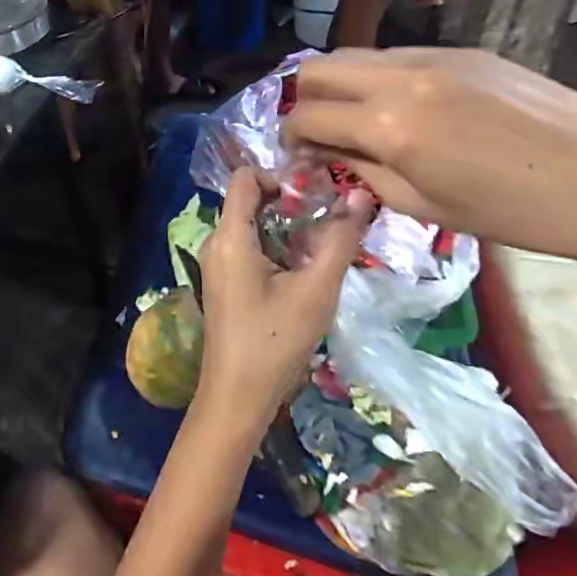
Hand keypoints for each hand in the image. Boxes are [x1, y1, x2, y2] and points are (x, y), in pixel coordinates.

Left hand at [194, 168, 373, 422]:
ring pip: (252, 227)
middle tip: (327, 221)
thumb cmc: (275, 342)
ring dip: (286, 229)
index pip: (245, 177)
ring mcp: (216, 264)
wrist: (236, 399)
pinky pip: (248, 248)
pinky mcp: (223, 283)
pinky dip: (275, 249)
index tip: (314, 195)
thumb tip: (361, 195)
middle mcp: (216, 243)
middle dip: (289, 205)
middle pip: (250, 202)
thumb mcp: (316, 290)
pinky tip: (301, 274)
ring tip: (320, 249)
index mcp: (230, 236)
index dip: (279, 176)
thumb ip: (339, 239)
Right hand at [283, 49, 576, 297]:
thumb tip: (330, 153)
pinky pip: (399, 57)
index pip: (308, 115)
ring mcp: (435, 56)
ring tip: (364, 122)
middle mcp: (402, 77)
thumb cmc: (517, 213)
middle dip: (306, 100)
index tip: (299, 156)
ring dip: (344, 85)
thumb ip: (365, 172)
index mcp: (390, 125)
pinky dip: (383, 79)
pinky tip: (411, 111)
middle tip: (323, 134)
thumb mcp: (426, 206)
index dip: (292, 138)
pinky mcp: (464, 50)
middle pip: (319, 67)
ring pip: (358, 55)